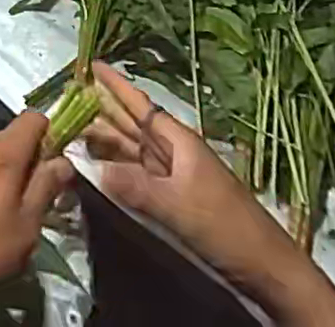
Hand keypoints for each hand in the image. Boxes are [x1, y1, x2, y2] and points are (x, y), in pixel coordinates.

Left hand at [0, 112, 74, 326]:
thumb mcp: (28, 222)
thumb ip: (47, 185)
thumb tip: (65, 161)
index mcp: (5, 149)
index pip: (34, 117)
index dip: (54, 132)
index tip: (65, 160)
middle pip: (22, 133)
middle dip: (41, 155)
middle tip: (52, 191)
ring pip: (9, 149)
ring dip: (24, 169)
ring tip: (31, 206)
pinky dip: (7, 176)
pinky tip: (7, 209)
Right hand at [84, 62, 334, 325]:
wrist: (266, 268)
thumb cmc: (226, 227)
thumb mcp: (178, 207)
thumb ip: (135, 187)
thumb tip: (95, 169)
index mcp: (178, 141)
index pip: (140, 104)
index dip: (115, 85)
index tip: (91, 64)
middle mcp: (172, 152)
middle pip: (130, 123)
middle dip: (101, 107)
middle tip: (68, 94)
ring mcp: (172, 176)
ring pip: (130, 148)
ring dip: (104, 138)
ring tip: (72, 125)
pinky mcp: (171, 198)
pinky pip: (135, 174)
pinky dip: (114, 167)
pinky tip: (96, 166)